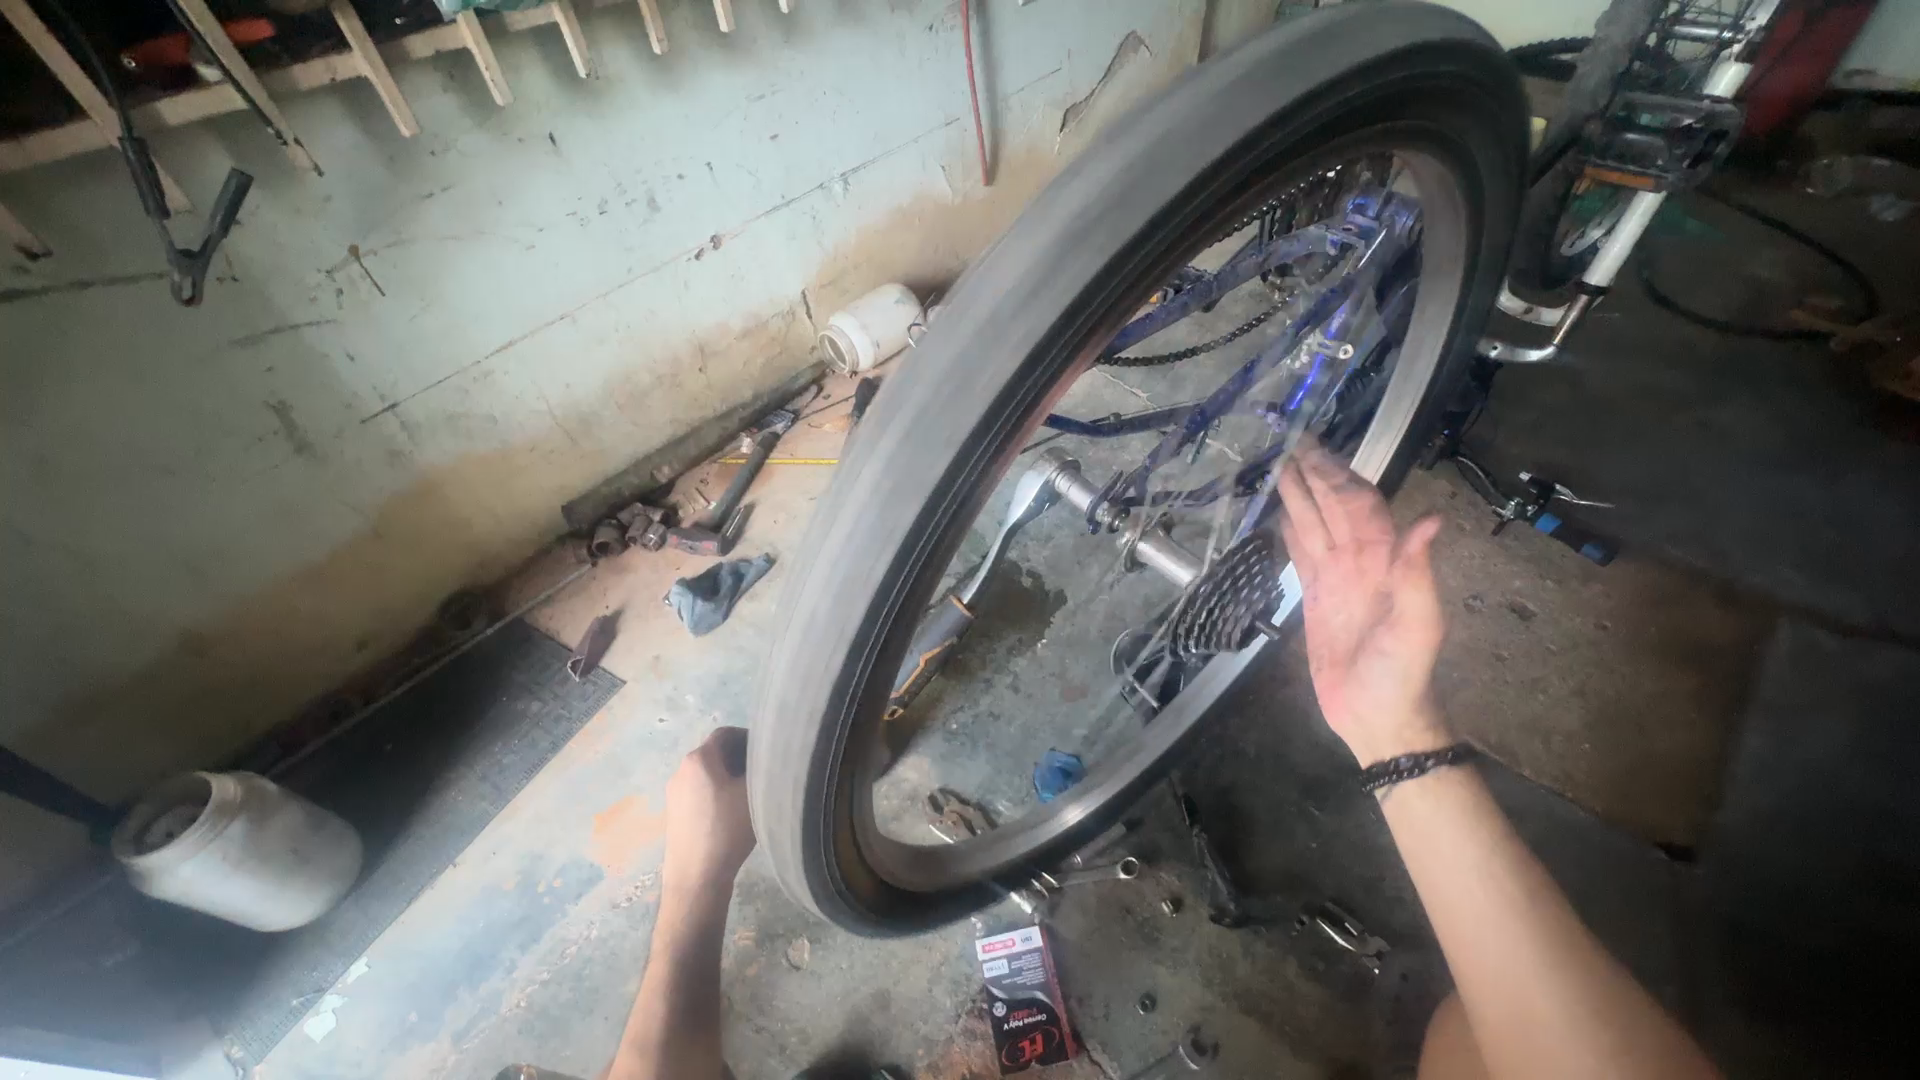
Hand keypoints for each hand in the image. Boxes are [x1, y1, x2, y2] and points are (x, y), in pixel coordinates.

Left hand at [662, 727, 754, 894]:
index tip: (767, 753)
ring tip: (750, 795)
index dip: (748, 737)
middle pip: (716, 752)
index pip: (726, 733)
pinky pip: (699, 792)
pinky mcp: (675, 814)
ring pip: (708, 773)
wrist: (696, 877)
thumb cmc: (727, 829)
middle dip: (740, 758)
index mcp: (698, 759)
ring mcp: (675, 794)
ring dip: (729, 777)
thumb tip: (768, 756)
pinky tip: (732, 814)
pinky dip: (717, 793)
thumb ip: (762, 767)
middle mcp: (681, 770)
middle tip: (763, 773)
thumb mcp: (753, 793)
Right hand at [1278, 441, 1452, 765]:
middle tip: (1291, 443)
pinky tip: (1281, 512)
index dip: (1336, 477)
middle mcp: (1358, 560)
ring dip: (1299, 495)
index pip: (1357, 506)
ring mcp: (1335, 577)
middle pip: (1333, 507)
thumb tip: (1428, 520)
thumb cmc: (1402, 673)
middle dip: (1314, 475)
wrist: (1377, 716)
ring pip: (1314, 524)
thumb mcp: (1419, 626)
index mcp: (1383, 561)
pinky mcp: (1314, 596)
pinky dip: (1291, 529)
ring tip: (1280, 466)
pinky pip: (1302, 553)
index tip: (1313, 450)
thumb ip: (1418, 574)